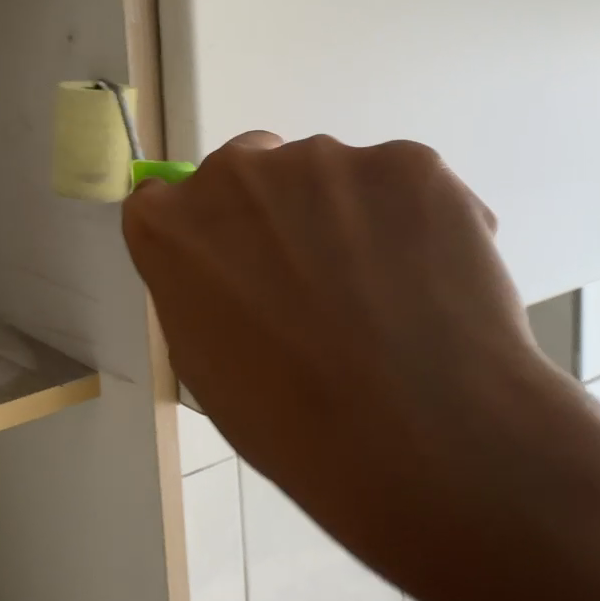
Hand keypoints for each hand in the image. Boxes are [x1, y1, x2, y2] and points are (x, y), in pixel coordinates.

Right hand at [121, 133, 553, 500]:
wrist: (422, 440)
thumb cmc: (285, 416)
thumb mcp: (198, 350)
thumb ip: (199, 284)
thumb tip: (236, 270)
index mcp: (165, 222)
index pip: (167, 201)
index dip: (205, 232)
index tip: (236, 266)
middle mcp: (231, 173)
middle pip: (246, 170)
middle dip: (272, 212)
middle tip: (315, 279)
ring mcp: (321, 160)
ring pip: (328, 175)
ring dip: (344, 214)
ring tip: (387, 290)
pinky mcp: (408, 164)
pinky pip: (402, 183)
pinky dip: (416, 219)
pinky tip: (434, 281)